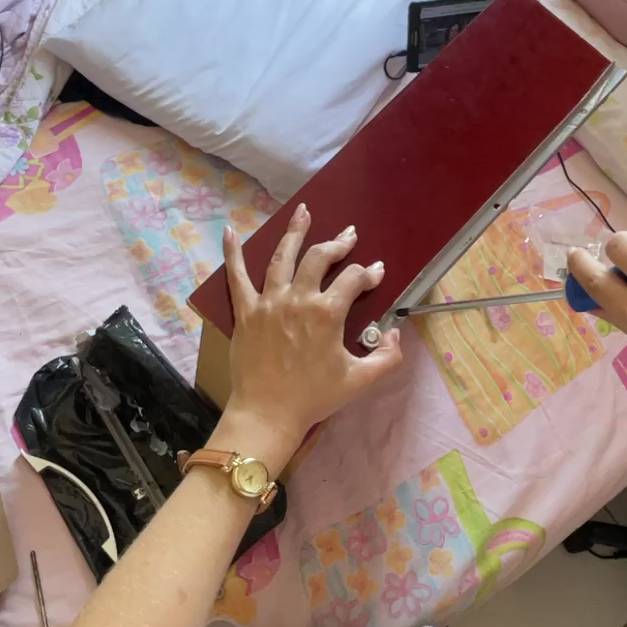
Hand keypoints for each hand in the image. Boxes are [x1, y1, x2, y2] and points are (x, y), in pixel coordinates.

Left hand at [219, 204, 403, 465]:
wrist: (268, 413)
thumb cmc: (314, 397)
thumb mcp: (359, 381)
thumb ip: (387, 357)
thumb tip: (396, 335)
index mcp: (326, 313)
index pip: (352, 279)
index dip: (368, 273)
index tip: (375, 273)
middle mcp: (297, 299)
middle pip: (319, 258)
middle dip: (338, 243)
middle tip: (348, 235)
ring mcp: (268, 302)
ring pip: (281, 257)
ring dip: (294, 232)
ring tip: (303, 212)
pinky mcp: (245, 312)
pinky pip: (237, 278)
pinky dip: (233, 253)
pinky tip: (230, 231)